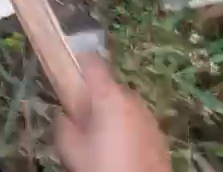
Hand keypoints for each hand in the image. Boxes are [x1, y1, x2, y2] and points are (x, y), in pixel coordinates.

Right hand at [57, 56, 170, 171]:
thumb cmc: (104, 167)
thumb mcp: (72, 150)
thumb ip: (62, 124)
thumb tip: (63, 114)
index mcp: (108, 95)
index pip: (92, 61)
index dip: (79, 61)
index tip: (70, 71)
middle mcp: (131, 99)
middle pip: (109, 86)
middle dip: (96, 97)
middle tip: (84, 118)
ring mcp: (149, 116)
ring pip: (125, 104)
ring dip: (114, 112)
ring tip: (104, 138)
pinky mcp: (160, 135)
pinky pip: (138, 122)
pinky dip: (129, 128)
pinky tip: (123, 150)